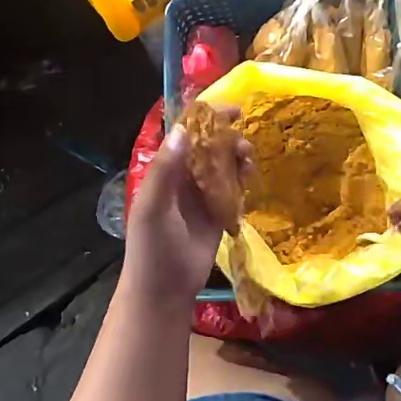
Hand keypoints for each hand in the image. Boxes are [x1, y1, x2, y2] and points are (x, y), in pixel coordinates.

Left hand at [124, 122, 240, 303]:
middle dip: (227, 138)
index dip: (206, 118)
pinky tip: (249, 178)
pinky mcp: (217, 214)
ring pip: (223, 166)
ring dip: (237, 158)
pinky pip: (232, 189)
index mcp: (165, 172)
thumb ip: (165, 170)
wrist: (164, 290)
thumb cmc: (152, 248)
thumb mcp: (153, 207)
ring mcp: (201, 197)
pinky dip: (241, 180)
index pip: (186, 135)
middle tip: (244, 143)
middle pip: (209, 147)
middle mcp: (183, 179)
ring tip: (248, 161)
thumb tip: (183, 129)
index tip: (231, 110)